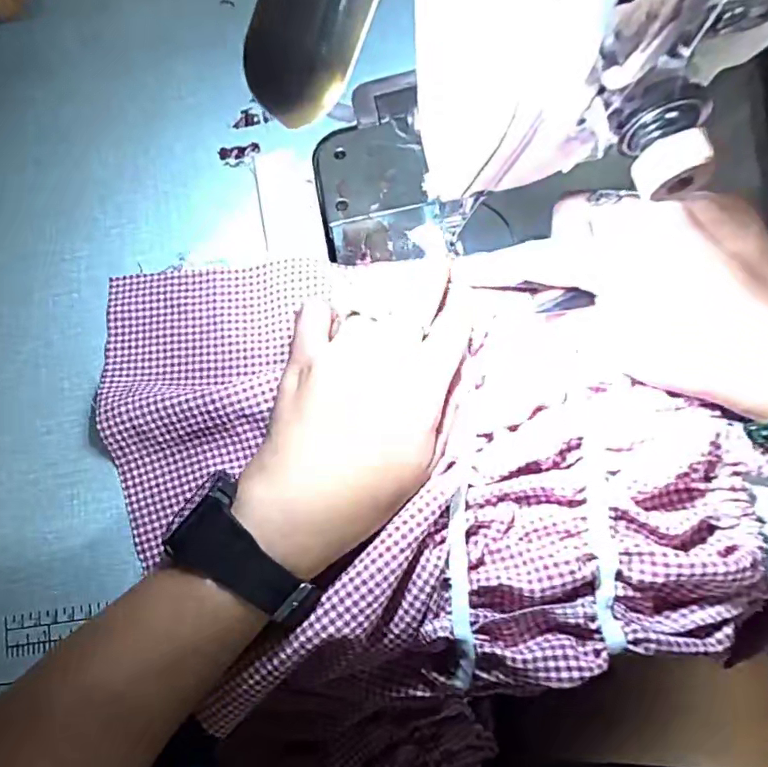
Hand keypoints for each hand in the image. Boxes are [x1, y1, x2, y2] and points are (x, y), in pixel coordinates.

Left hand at [232, 264, 468, 577]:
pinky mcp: (303, 355)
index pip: (454, 328)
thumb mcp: (425, 462)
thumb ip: (443, 410)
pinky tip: (331, 327)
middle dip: (434, 277)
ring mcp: (341, 350)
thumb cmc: (370, 495)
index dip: (465, 304)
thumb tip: (455, 372)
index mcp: (423, 385)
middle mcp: (387, 356)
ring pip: (369, 307)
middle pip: (416, 300)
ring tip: (380, 324)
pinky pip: (316, 312)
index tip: (468, 289)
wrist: (299, 505)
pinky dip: (327, 314)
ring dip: (379, 311)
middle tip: (442, 261)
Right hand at [450, 192, 767, 421]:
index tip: (472, 270)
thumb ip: (574, 322)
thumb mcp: (621, 349)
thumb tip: (541, 315)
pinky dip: (663, 231)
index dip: (505, 268)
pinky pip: (673, 205)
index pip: (544, 258)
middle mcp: (648, 212)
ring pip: (629, 205)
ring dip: (621, 235)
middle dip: (575, 239)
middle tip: (589, 277)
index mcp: (616, 254)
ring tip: (646, 274)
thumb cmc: (698, 357)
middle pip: (584, 210)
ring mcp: (690, 201)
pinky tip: (686, 264)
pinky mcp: (726, 202)